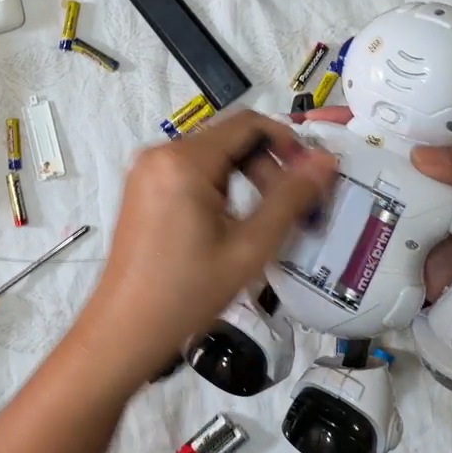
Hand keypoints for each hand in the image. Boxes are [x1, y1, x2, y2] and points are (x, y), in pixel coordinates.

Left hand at [71, 112, 337, 387]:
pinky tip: (229, 226)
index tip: (310, 176)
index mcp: (182, 161)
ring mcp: (146, 169)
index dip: (287, 142)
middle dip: (266, 167)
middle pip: (229, 138)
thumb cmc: (185, 294)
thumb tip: (325, 161)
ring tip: (260, 225)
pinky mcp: (142, 186)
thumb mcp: (249, 247)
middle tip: (290, 211)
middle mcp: (159, 153)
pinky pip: (190, 170)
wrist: (126, 328)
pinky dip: (218, 187)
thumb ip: (290, 199)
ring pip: (212, 155)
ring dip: (244, 179)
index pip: (248, 124)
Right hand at [298, 107, 451, 329]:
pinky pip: (347, 233)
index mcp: (431, 163)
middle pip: (354, 158)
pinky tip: (295, 219)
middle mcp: (402, 185)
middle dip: (319, 147)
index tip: (320, 119)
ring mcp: (387, 218)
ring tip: (281, 178)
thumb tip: (420, 154)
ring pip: (344, 193)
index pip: (387, 131)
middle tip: (288, 145)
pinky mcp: (378, 251)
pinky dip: (322, 225)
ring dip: (313, 184)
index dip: (352, 119)